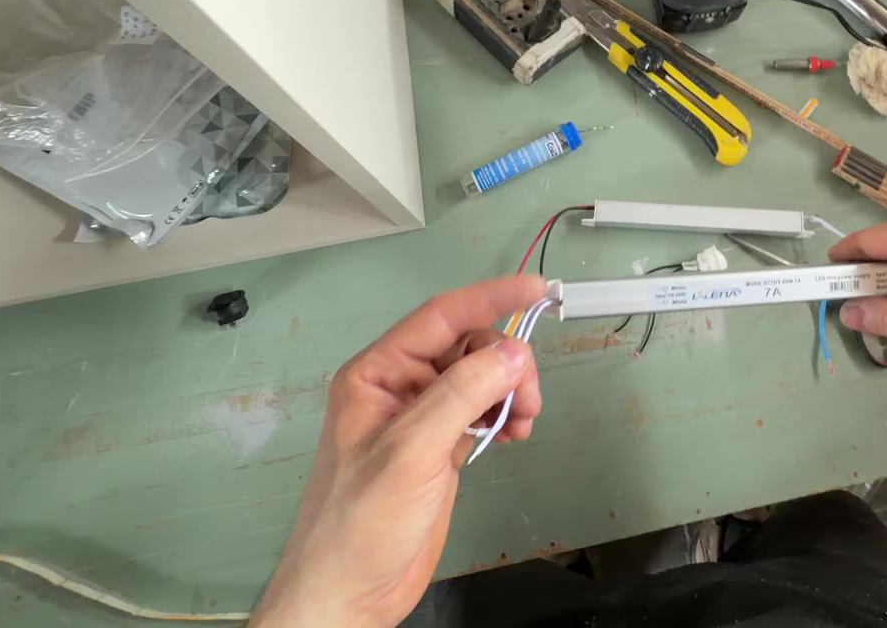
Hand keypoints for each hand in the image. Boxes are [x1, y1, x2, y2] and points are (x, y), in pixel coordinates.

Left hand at [252, 275, 548, 627]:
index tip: (538, 289)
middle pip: (471, 345)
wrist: (349, 599)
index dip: (491, 297)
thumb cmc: (363, 521)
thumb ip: (462, 394)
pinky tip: (515, 434)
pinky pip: (485, 406)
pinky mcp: (443, 441)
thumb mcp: (410, 452)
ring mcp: (425, 413)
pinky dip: (506, 413)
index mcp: (380, 371)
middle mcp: (404, 383)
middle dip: (506, 364)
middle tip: (527, 401)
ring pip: (484, 375)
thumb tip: (515, 352)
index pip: (442, 316)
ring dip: (511, 390)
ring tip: (524, 423)